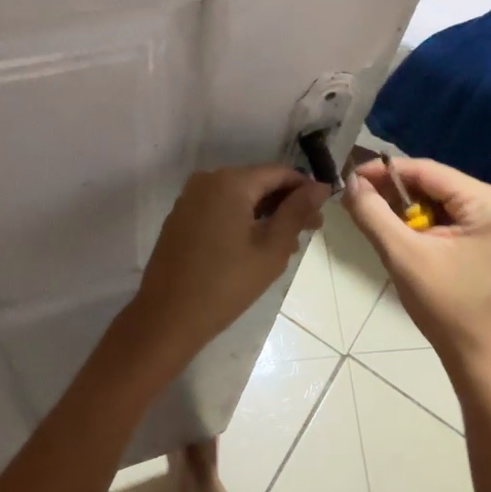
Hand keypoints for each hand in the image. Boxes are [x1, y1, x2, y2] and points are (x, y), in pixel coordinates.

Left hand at [128, 165, 331, 358]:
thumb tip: (320, 186)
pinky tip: (255, 247)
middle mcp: (207, 180)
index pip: (279, 173)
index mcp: (230, 182)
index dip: (305, 189)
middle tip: (310, 232)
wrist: (167, 317)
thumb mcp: (271, 248)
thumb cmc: (226, 284)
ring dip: (265, 215)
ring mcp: (190, 199)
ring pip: (239, 198)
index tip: (323, 212)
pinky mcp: (181, 218)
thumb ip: (297, 212)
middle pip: (258, 183)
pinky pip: (219, 210)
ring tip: (287, 246)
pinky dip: (241, 221)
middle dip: (285, 205)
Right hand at [344, 158, 490, 368]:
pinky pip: (440, 214)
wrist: (475, 352)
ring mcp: (488, 218)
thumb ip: (373, 213)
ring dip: (401, 206)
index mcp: (485, 201)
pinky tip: (396, 231)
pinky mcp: (479, 233)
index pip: (426, 170)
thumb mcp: (402, 255)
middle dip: (392, 189)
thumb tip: (349, 182)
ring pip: (432, 197)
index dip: (384, 170)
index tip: (349, 177)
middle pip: (430, 182)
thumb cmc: (444, 305)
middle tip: (356, 198)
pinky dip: (415, 220)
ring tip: (371, 215)